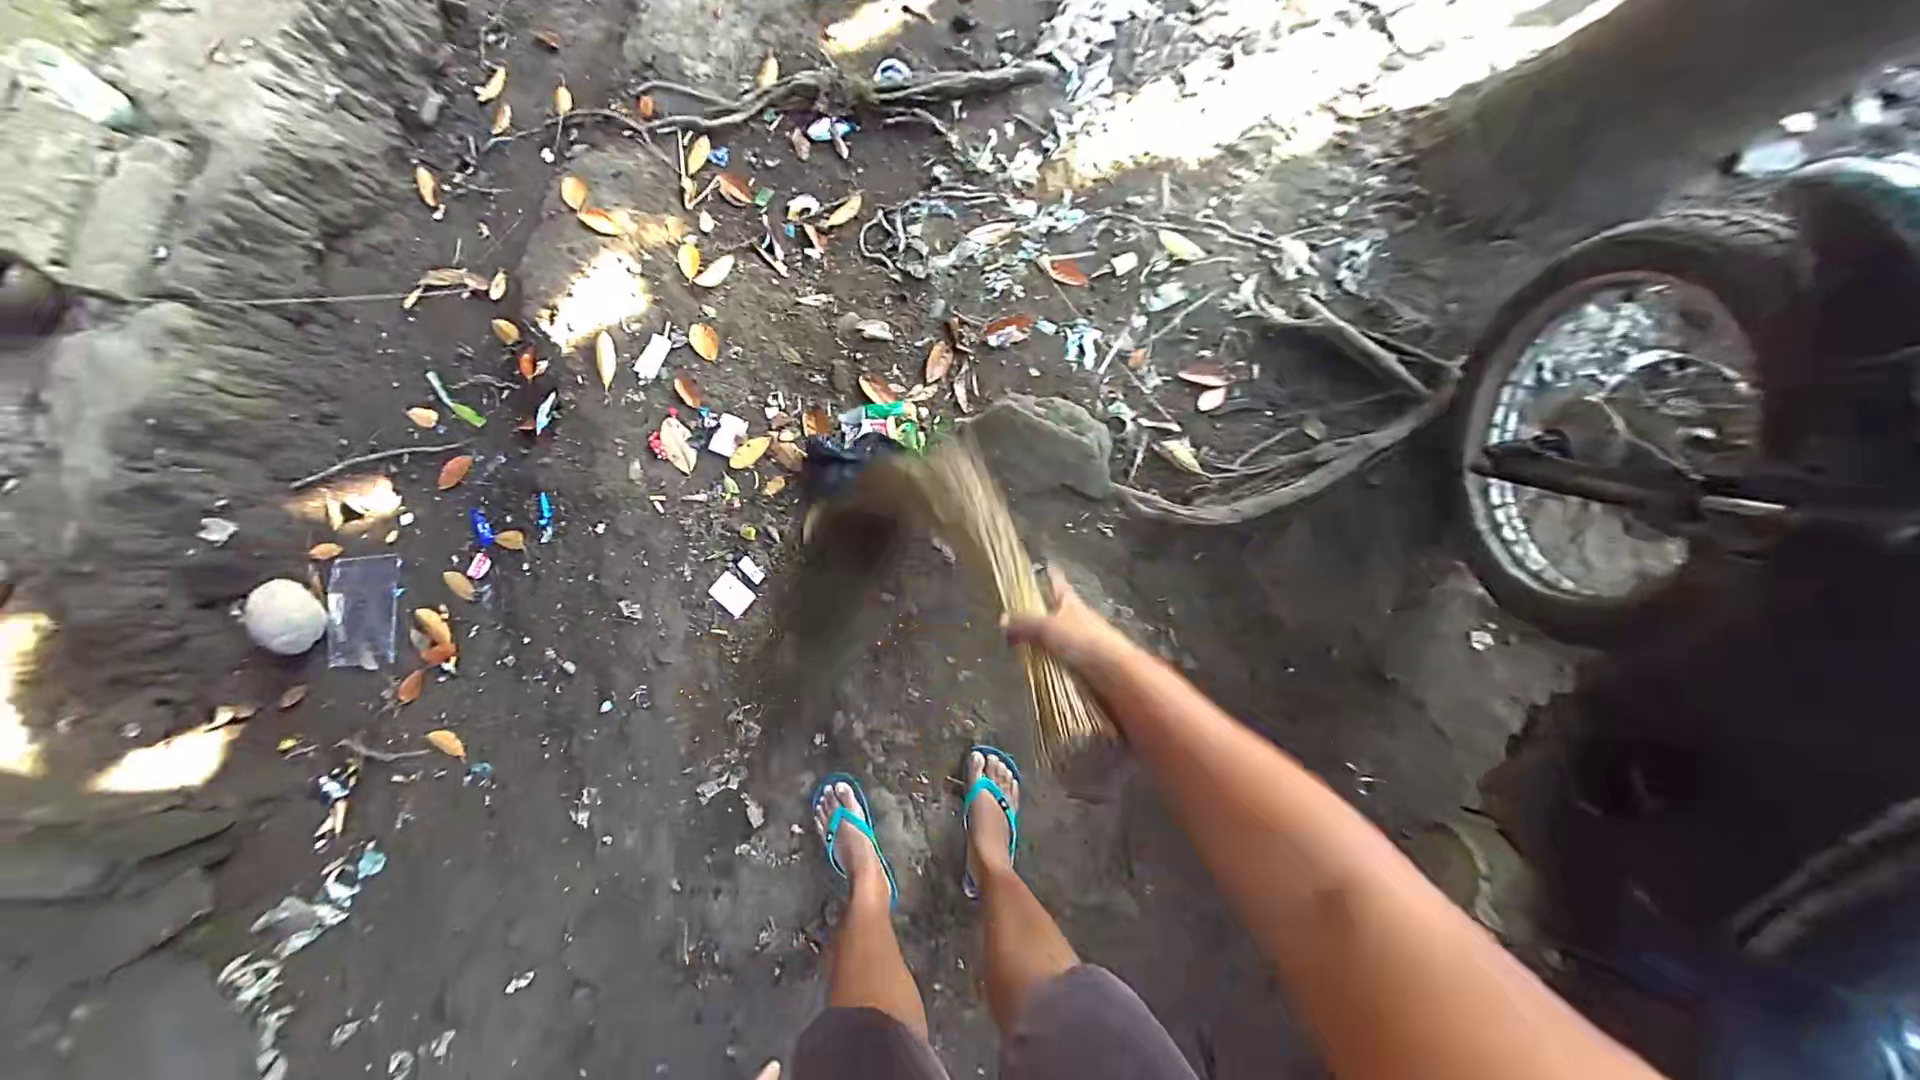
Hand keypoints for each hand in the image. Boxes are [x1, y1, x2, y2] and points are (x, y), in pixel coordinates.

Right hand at [1002, 570, 1137, 676]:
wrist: (1115, 675)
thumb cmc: (1083, 642)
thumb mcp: (1045, 628)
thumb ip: (1023, 624)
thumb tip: (1003, 621)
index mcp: (1073, 604)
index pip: (1059, 585)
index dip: (1052, 576)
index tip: (1048, 566)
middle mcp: (1082, 620)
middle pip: (1063, 610)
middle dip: (1050, 609)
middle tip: (1033, 610)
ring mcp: (1088, 644)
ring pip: (1067, 636)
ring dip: (1054, 638)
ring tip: (1035, 642)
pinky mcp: (1089, 667)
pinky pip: (1069, 660)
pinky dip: (1058, 661)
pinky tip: (1049, 667)